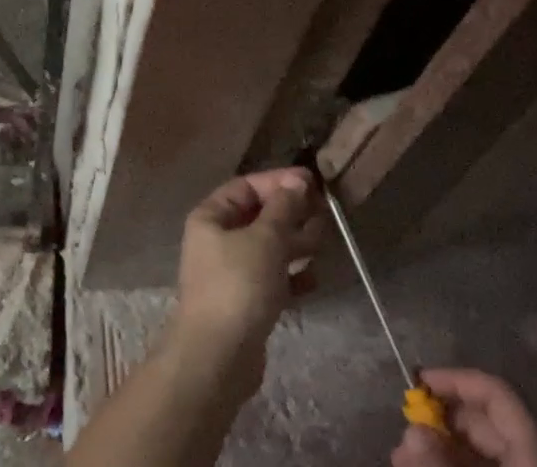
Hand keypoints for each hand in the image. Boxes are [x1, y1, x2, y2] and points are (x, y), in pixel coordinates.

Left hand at [165, 167, 322, 400]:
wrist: (218, 354)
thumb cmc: (239, 285)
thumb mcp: (265, 239)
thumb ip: (283, 208)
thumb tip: (297, 181)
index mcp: (211, 217)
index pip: (246, 187)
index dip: (278, 182)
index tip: (313, 183)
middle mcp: (216, 240)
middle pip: (258, 217)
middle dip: (291, 213)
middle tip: (325, 213)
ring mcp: (230, 272)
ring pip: (267, 248)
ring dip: (295, 243)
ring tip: (323, 243)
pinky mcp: (244, 302)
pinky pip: (271, 279)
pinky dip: (291, 276)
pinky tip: (314, 280)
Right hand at [390, 369, 536, 466]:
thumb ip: (444, 459)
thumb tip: (412, 428)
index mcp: (532, 446)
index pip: (496, 392)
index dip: (456, 379)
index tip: (417, 380)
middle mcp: (527, 452)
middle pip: (480, 418)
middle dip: (437, 415)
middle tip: (405, 421)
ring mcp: (516, 466)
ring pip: (473, 444)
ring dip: (434, 439)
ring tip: (402, 451)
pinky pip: (474, 463)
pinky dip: (445, 460)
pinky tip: (415, 462)